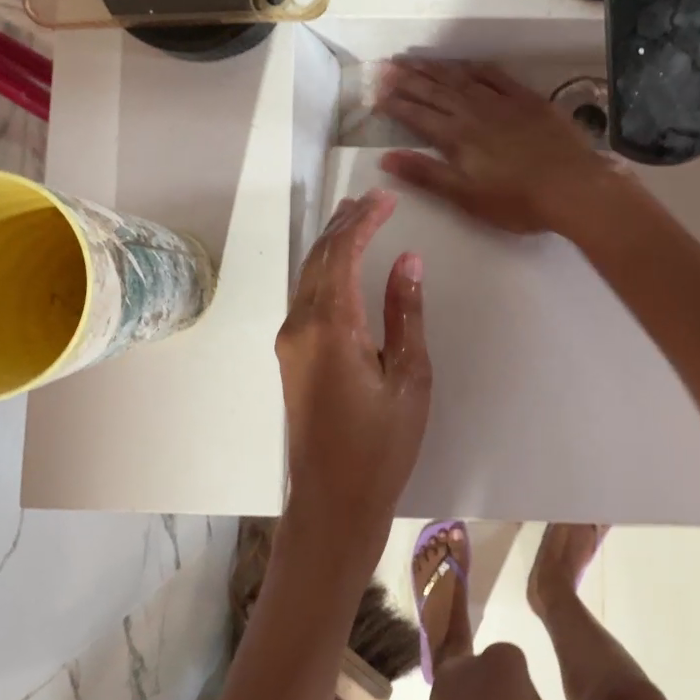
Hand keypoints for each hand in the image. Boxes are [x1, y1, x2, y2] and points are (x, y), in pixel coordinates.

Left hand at [275, 190, 430, 536]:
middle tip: (373, 198)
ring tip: (356, 217)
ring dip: (331, 243)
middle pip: (318, 258)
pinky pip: (305, 296)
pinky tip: (340, 264)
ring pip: (307, 275)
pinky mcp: (291, 357)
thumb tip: (407, 261)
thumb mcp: (409, 378)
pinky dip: (324, 269)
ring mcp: (290, 342)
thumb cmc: (381, 445)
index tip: (387, 198)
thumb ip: (406, 315)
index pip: (342, 253)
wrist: (333, 501)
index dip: (364, 220)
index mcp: (331, 327)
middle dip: (344, 222)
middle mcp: (300, 326)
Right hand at [378, 58, 617, 235]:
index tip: (376, 95)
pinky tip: (464, 64)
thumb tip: (386, 157)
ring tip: (414, 59)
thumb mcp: (467, 197)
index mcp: (457, 138)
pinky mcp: (528, 100)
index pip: (418, 116)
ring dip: (434, 68)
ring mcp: (502, 103)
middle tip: (385, 67)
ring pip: (460, 79)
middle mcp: (474, 112)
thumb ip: (426, 175)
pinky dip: (474, 68)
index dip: (395, 105)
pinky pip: (495, 76)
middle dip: (407, 79)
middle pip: (434, 91)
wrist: (573, 186)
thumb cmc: (518, 202)